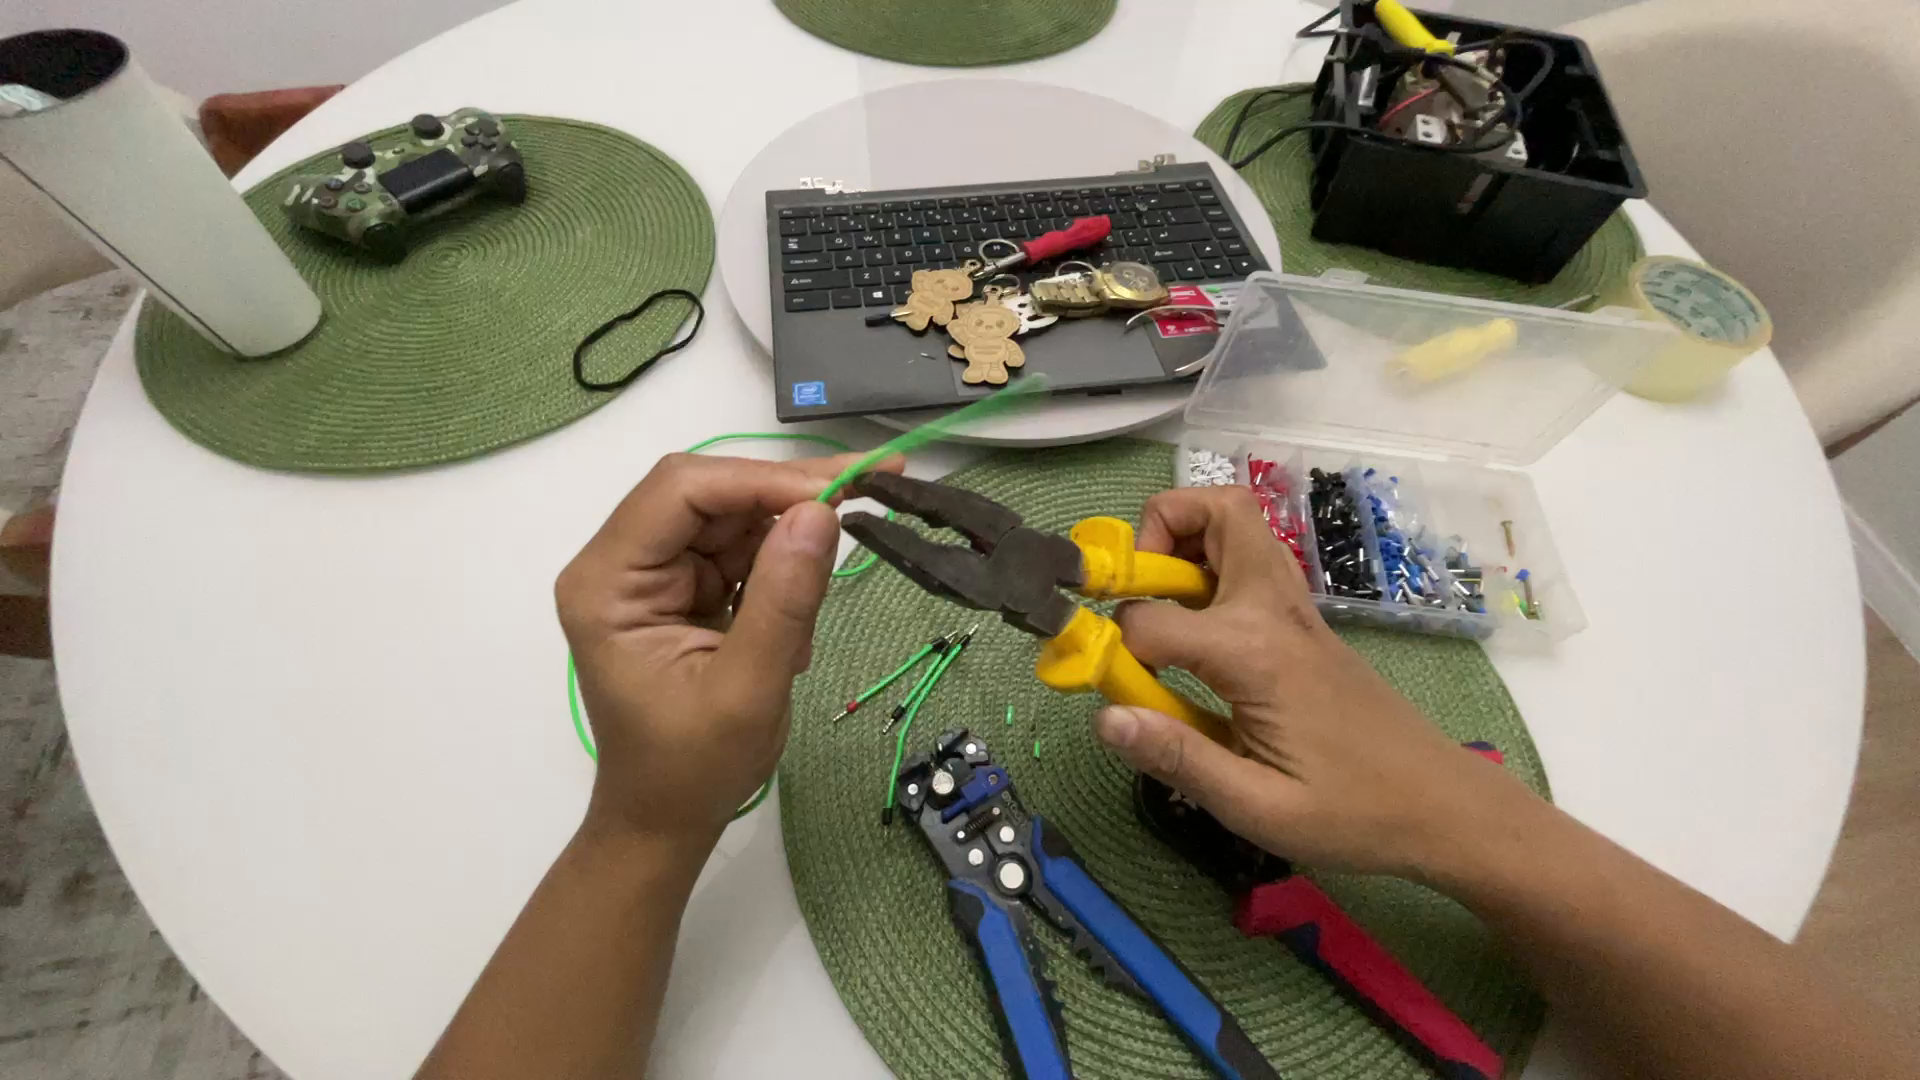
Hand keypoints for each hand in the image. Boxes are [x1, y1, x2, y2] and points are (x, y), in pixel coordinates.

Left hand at [555, 453, 896, 849]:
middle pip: (711, 492)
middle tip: (873, 480)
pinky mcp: (687, 586)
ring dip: (796, 523)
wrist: (668, 815)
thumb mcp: (748, 690)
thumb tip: (822, 511)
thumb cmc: (693, 768)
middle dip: (790, 488)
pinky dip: (788, 561)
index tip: (840, 491)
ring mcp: (657, 572)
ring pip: (734, 514)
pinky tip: (810, 596)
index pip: (681, 492)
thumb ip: (785, 600)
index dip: (763, 480)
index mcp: (609, 583)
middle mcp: (624, 563)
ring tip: (855, 532)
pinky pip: (744, 547)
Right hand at [1091, 486, 1541, 880]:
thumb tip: (1103, 716)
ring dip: (1184, 538)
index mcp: (1255, 652)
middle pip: (1215, 508)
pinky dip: (1207, 561)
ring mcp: (1292, 607)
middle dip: (1155, 529)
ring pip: (1236, 520)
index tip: (1114, 686)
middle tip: (1134, 588)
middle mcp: (1273, 608)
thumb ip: (1177, 757)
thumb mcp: (1258, 807)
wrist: (1448, 807)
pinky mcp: (1300, 619)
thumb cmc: (1354, 813)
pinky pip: (1247, 556)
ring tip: (1158, 600)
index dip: (1116, 648)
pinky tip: (1196, 624)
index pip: (1152, 620)